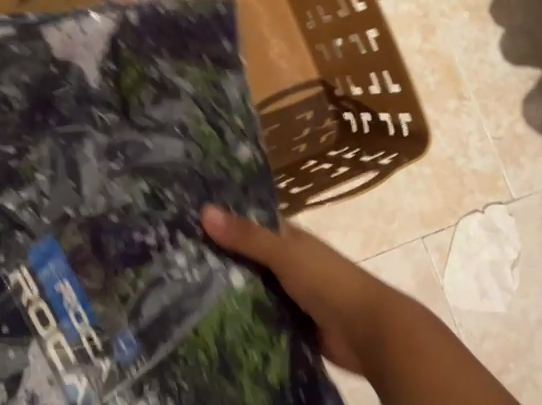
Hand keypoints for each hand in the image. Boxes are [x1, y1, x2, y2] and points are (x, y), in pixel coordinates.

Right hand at [200, 205, 394, 374]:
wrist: (367, 331)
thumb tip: (203, 210)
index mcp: (287, 237)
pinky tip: (209, 318)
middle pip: (245, 256)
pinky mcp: (289, 323)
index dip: (220, 219)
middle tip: (173, 258)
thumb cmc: (327, 280)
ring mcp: (288, 294)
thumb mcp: (284, 252)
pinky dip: (240, 316)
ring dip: (226, 289)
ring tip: (181, 288)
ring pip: (250, 287)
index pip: (248, 222)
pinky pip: (258, 316)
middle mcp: (286, 261)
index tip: (184, 220)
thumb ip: (247, 236)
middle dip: (217, 258)